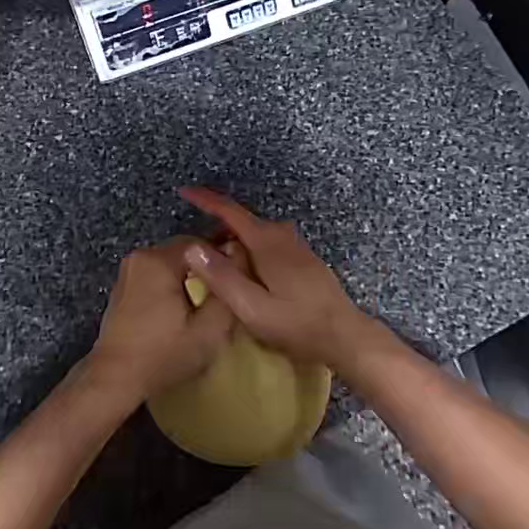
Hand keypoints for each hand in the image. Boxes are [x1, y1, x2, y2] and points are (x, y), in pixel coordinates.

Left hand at [86, 239, 235, 398]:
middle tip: (219, 300)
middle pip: (184, 253)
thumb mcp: (209, 330)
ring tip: (201, 309)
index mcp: (159, 260)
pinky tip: (176, 314)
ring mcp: (127, 272)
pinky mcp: (122, 288)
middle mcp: (140, 257)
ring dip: (186, 281)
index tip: (233, 285)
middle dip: (204, 272)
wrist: (115, 378)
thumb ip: (228, 292)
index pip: (201, 244)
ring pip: (170, 265)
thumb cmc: (163, 354)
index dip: (222, 262)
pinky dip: (168, 288)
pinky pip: (154, 277)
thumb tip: (237, 260)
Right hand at [178, 187, 378, 366]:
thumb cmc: (296, 324)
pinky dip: (251, 250)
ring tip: (218, 265)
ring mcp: (296, 247)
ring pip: (257, 234)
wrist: (344, 337)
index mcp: (267, 242)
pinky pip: (269, 244)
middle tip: (196, 252)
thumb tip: (192, 247)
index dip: (205, 200)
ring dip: (235, 241)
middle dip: (218, 229)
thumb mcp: (251, 307)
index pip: (230, 211)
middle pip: (243, 222)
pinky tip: (247, 274)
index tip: (184, 192)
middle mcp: (282, 236)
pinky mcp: (304, 260)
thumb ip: (222, 277)